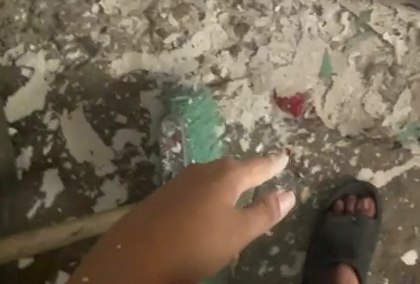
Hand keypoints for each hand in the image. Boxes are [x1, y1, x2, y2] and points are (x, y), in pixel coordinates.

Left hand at [70, 154, 295, 283]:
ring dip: (224, 182)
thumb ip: (264, 213)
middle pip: (233, 168)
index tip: (285, 156)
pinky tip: (199, 207)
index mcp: (227, 176)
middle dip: (247, 171)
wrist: (129, 263)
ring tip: (233, 190)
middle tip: (261, 174)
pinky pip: (192, 189)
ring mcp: (178, 183)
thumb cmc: (191, 248)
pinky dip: (204, 194)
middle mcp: (204, 171)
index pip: (258, 166)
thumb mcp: (236, 235)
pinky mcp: (159, 199)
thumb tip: (291, 192)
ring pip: (210, 177)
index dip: (272, 164)